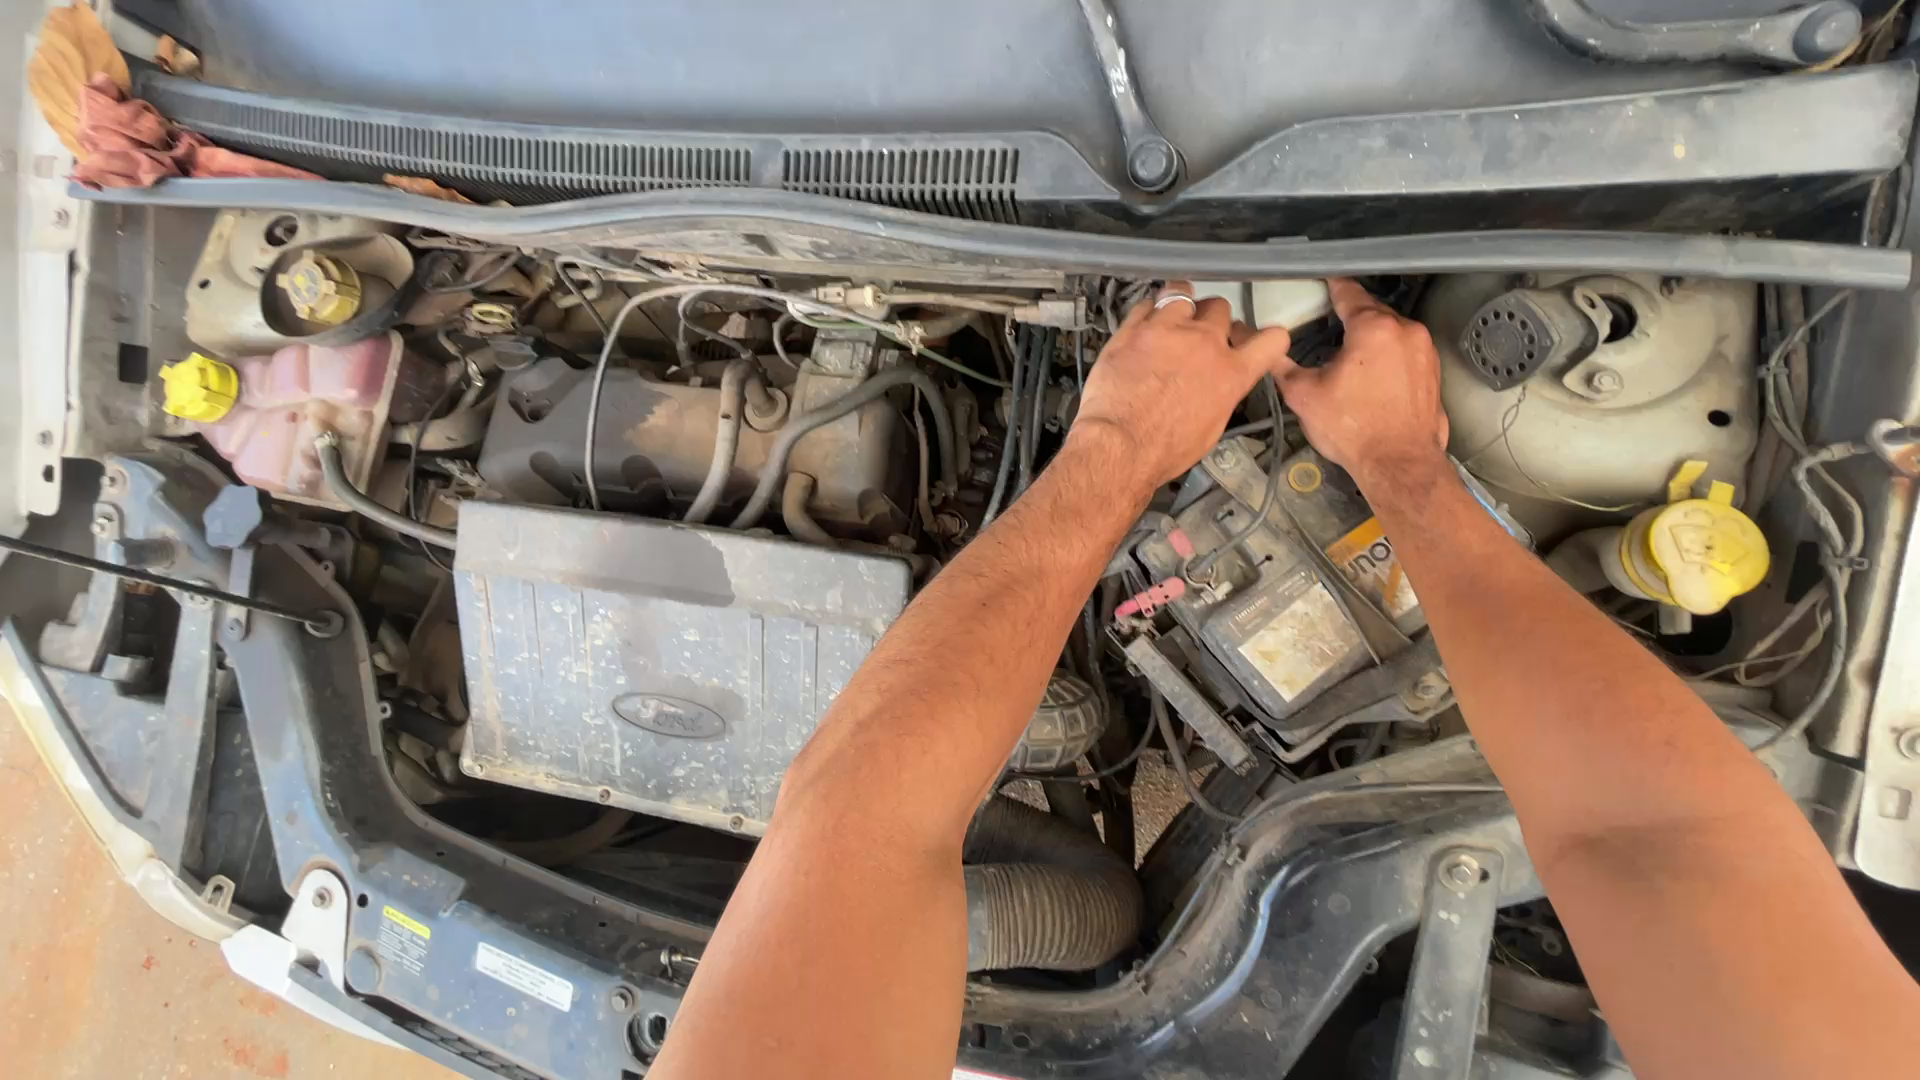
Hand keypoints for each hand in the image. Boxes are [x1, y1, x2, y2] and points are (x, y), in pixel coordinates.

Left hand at [1072, 282, 1292, 487]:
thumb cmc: (1161, 449)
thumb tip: (1217, 387)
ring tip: (1169, 318)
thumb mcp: (1209, 430)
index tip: (1255, 340)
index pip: (1271, 340)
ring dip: (1179, 305)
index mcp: (1231, 373)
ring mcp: (1168, 331)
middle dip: (1211, 320)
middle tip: (1197, 334)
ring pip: (1183, 294)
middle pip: (1220, 308)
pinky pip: (1146, 304)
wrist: (1120, 445)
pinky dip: (1148, 312)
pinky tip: (1143, 325)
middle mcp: (1205, 344)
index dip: (1267, 338)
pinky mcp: (1134, 330)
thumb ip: (1221, 395)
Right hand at [1273, 278, 1449, 486]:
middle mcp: (1405, 332)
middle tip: (1327, 325)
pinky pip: (1404, 351)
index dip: (1333, 285)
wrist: (1397, 462)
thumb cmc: (1355, 429)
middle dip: (1350, 317)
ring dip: (1369, 338)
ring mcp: (1423, 351)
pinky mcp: (1432, 371)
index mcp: (1373, 329)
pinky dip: (1386, 356)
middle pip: (1372, 312)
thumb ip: (1283, 367)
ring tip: (1347, 356)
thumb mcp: (1303, 396)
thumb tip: (1269, 355)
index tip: (1326, 280)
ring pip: (1390, 332)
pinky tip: (1369, 376)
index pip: (1349, 293)